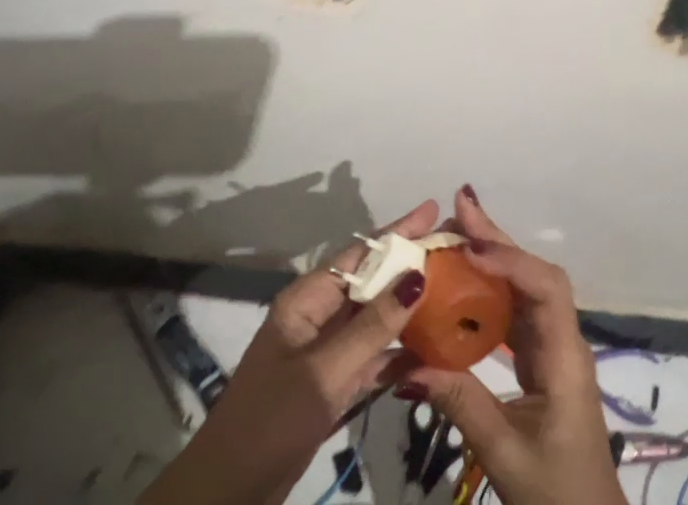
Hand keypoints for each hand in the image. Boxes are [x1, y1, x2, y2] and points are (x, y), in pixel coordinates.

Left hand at [137, 199, 439, 504]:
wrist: (233, 486)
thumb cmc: (271, 418)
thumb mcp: (324, 371)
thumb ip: (372, 327)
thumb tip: (417, 276)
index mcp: (305, 301)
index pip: (358, 255)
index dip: (396, 232)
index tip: (433, 210)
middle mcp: (317, 317)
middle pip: (370, 282)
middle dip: (409, 265)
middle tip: (454, 249)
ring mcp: (326, 351)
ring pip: (375, 318)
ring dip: (410, 306)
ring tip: (455, 289)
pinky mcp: (334, 383)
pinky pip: (374, 355)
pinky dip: (402, 350)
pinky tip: (435, 347)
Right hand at [397, 187, 627, 504]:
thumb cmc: (557, 492)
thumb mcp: (503, 452)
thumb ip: (460, 403)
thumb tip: (407, 363)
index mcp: (565, 359)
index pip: (547, 290)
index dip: (511, 261)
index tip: (470, 246)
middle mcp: (563, 343)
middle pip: (536, 277)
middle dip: (498, 240)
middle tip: (460, 205)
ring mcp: (552, 351)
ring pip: (525, 290)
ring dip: (493, 259)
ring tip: (454, 234)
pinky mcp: (539, 363)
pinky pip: (515, 315)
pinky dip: (488, 292)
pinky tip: (462, 285)